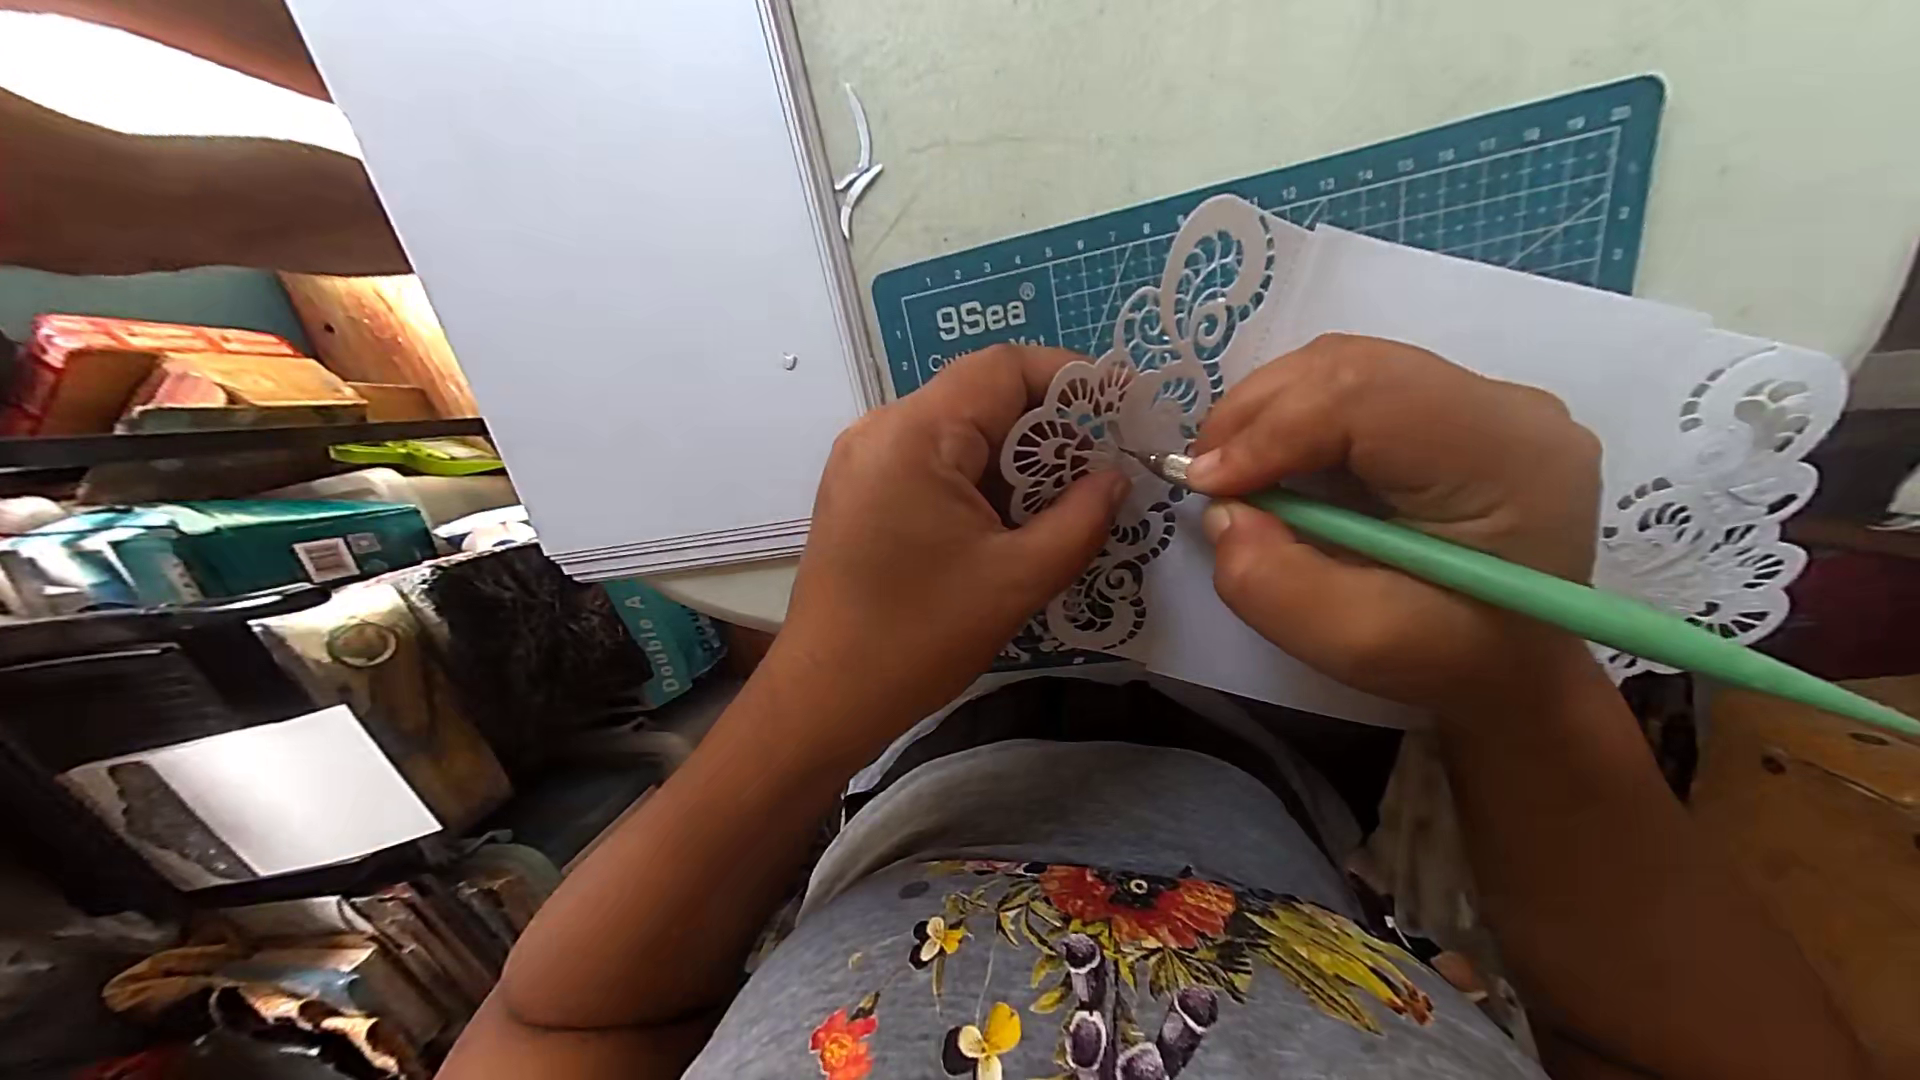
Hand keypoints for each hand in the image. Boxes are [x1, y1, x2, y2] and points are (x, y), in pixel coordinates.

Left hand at [767, 344, 1128, 753]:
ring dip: (1011, 457)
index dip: (1068, 376)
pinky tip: (1004, 520)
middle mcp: (881, 429)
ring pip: (955, 430)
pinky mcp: (858, 491)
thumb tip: (1115, 478)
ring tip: (1057, 501)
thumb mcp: (1018, 579)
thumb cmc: (919, 639)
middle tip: (1095, 470)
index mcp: (916, 434)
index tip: (1118, 407)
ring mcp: (862, 460)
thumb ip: (1081, 519)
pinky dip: (976, 478)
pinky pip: (929, 461)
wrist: (825, 697)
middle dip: (1045, 427)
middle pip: (978, 396)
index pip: (1003, 367)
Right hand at [1185, 334, 1603, 714]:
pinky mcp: (1439, 406)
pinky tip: (1268, 462)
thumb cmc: (1446, 660)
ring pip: (1335, 366)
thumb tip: (1222, 511)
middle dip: (1252, 415)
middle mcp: (1501, 405)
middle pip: (1345, 366)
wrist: (1508, 659)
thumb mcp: (1354, 644)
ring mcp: (1473, 398)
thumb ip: (1272, 583)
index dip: (1269, 431)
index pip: (1365, 395)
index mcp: (1504, 459)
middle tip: (1205, 477)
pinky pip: (1340, 386)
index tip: (1206, 486)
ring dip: (1261, 414)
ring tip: (1230, 473)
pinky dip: (1282, 418)